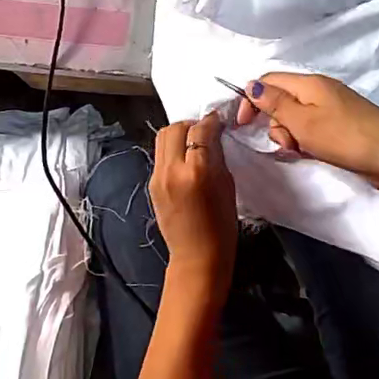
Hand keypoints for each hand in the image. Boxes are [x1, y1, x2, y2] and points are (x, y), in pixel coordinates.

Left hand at [150, 113, 237, 315]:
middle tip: (205, 132)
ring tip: (193, 144)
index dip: (211, 122)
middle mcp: (172, 170)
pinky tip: (185, 161)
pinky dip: (172, 151)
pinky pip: (160, 156)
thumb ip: (217, 157)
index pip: (200, 130)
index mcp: (196, 171)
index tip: (219, 122)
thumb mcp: (227, 186)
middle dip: (192, 125)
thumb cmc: (221, 226)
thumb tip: (213, 136)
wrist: (196, 257)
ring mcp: (157, 177)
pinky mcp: (151, 184)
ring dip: (179, 134)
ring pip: (162, 138)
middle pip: (176, 128)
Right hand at [235, 72, 378, 192]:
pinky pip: (311, 127)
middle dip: (274, 122)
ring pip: (295, 116)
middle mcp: (319, 89)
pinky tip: (312, 152)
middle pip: (280, 99)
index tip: (242, 125)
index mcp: (309, 83)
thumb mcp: (302, 122)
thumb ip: (274, 103)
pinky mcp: (341, 124)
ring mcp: (332, 106)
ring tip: (301, 150)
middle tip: (286, 143)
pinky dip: (305, 139)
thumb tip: (250, 85)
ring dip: (289, 134)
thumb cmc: (344, 138)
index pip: (267, 81)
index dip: (250, 99)